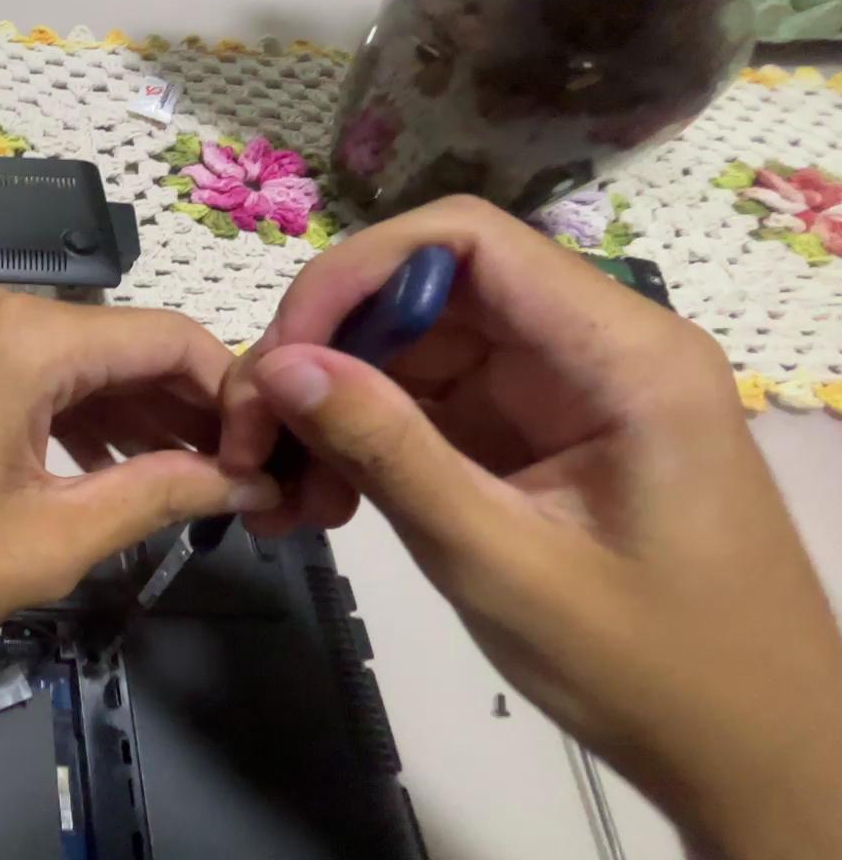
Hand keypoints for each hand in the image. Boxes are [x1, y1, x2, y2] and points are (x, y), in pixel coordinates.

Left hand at [0, 285, 278, 758]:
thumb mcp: (48, 539)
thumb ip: (156, 497)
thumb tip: (239, 481)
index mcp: (30, 336)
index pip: (171, 338)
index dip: (233, 395)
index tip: (267, 458)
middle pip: (126, 345)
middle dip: (188, 410)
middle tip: (240, 482)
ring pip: (82, 363)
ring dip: (138, 418)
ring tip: (191, 485)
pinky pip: (36, 377)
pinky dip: (81, 419)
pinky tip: (117, 472)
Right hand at [218, 196, 841, 859]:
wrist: (743, 753)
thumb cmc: (651, 666)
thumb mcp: (496, 558)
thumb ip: (386, 450)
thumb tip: (277, 364)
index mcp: (615, 354)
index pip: (462, 241)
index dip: (353, 274)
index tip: (283, 353)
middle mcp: (574, 345)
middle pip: (408, 293)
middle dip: (315, 353)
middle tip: (251, 434)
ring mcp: (536, 384)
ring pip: (389, 348)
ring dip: (319, 407)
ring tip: (282, 490)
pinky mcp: (506, 424)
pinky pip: (399, 400)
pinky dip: (344, 440)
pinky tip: (318, 501)